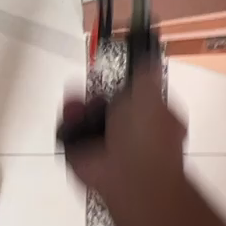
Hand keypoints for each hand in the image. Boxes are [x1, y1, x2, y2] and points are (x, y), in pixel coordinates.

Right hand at [60, 60, 187, 202]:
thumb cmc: (147, 137)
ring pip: (88, 118)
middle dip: (95, 94)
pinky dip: (68, 125)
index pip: (139, 96)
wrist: (127, 176)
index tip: (113, 74)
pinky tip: (70, 115)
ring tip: (76, 102)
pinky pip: (72, 134)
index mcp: (156, 118)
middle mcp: (133, 133)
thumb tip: (148, 50)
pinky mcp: (84, 156)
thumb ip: (146, 69)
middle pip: (108, 106)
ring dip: (79, 107)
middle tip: (89, 87)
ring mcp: (108, 146)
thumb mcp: (150, 91)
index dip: (125, 85)